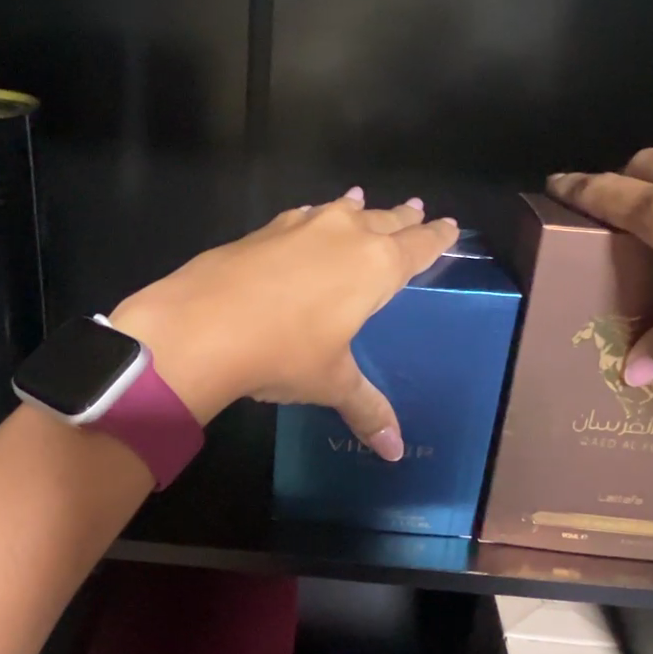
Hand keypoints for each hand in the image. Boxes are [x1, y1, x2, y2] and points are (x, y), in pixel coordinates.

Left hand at [108, 188, 458, 459]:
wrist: (202, 325)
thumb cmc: (284, 352)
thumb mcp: (331, 382)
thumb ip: (367, 409)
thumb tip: (395, 453)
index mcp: (375, 267)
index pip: (418, 247)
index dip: (437, 238)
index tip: (450, 226)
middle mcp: (344, 235)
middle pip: (384, 220)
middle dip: (403, 217)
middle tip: (416, 209)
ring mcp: (301, 228)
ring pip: (341, 210)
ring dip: (357, 208)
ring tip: (363, 200)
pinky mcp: (263, 230)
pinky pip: (302, 216)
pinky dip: (314, 216)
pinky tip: (306, 221)